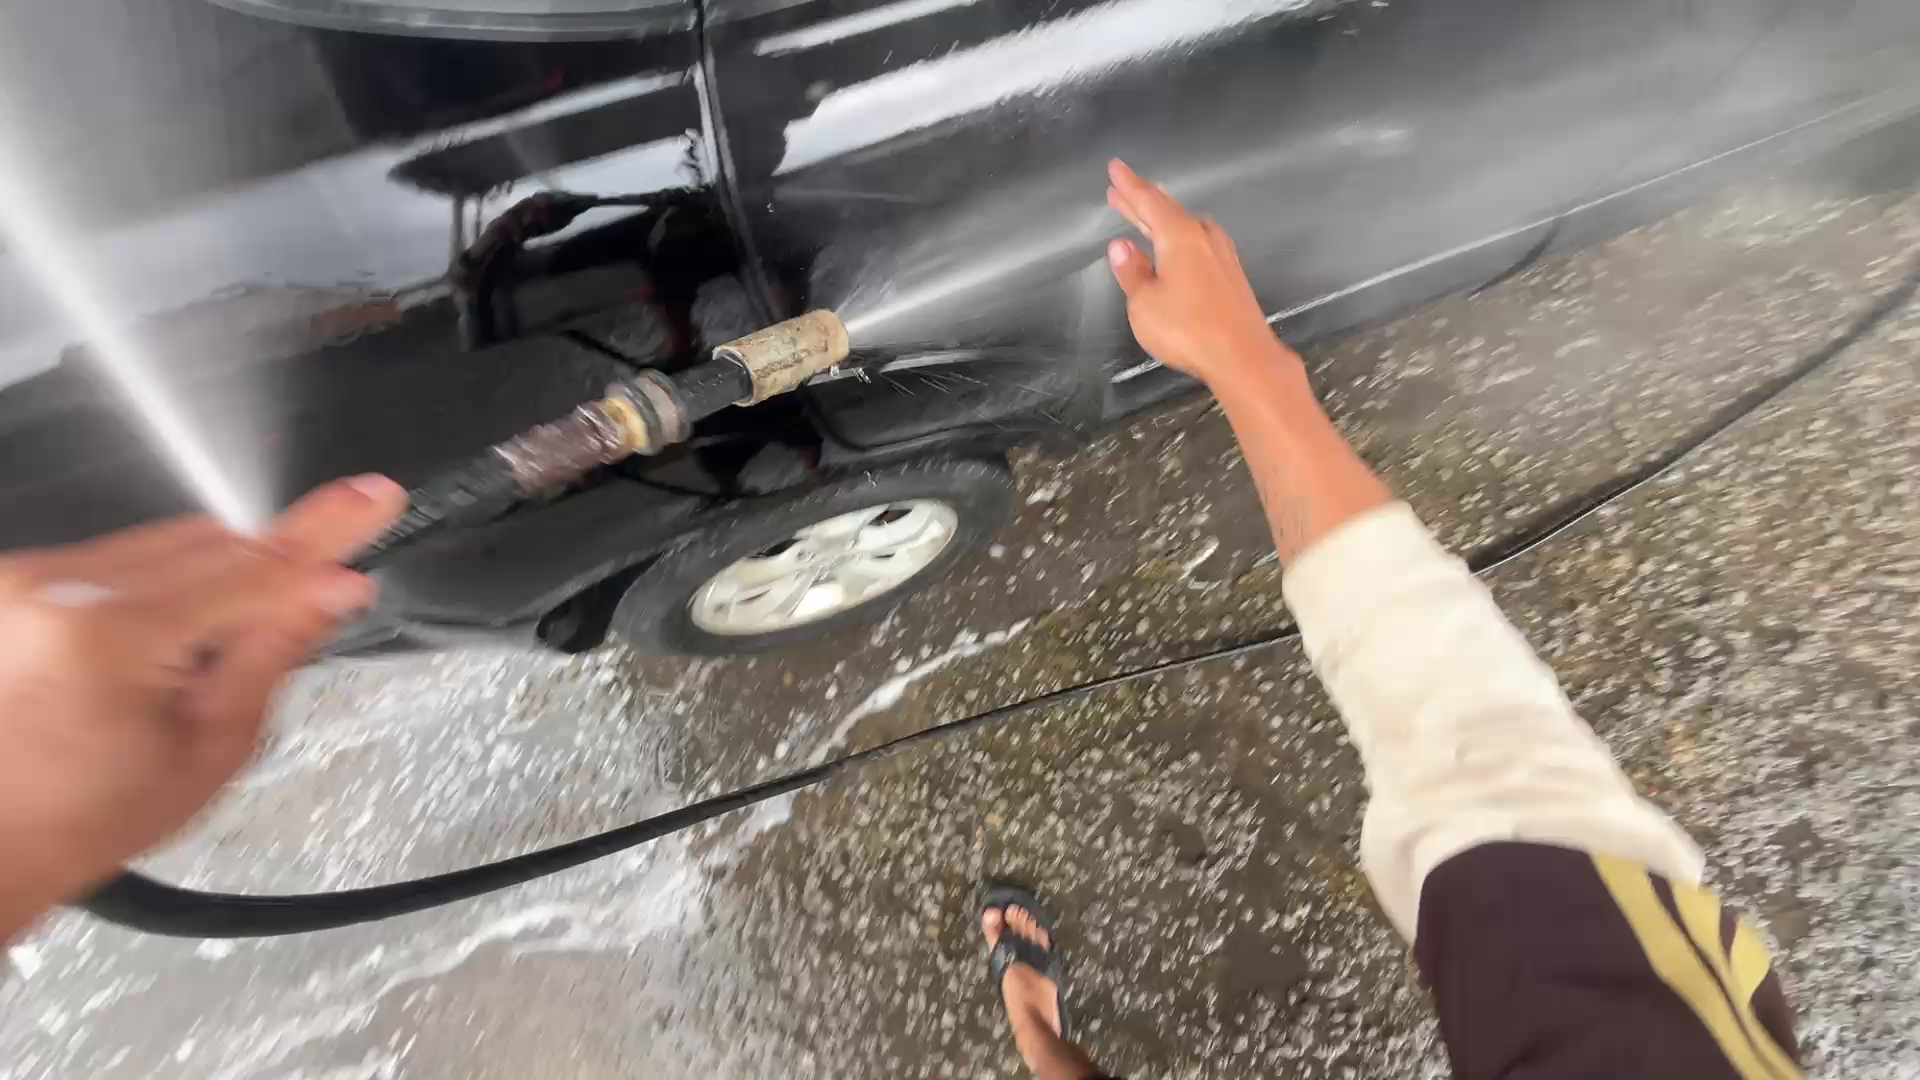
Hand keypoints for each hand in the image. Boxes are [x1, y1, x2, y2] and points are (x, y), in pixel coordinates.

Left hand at [0, 475, 405, 937]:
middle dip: (267, 575)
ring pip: (177, 543)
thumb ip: (278, 647)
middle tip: (282, 626)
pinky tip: (149, 648)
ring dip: (216, 582)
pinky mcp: (8, 583)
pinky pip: (126, 557)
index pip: (260, 565)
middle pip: (220, 543)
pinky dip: (166, 588)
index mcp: (108, 635)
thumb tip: (337, 588)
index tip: (377, 496)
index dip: (331, 531)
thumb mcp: (217, 740)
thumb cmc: (84, 815)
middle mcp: (49, 591)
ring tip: (191, 658)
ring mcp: (17, 582)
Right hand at [1105, 159, 1301, 387]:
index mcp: (1180, 237)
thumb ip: (1132, 273)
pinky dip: (1180, 240)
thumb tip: (1121, 248)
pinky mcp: (1230, 275)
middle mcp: (1204, 238)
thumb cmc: (1187, 329)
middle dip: (1142, 202)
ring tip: (1147, 216)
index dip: (1129, 187)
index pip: (1149, 202)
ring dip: (1163, 221)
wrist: (1240, 355)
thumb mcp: (1145, 304)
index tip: (1115, 169)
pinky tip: (1178, 247)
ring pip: (1186, 227)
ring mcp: (1221, 256)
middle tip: (1121, 192)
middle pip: (1168, 212)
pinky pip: (1198, 245)